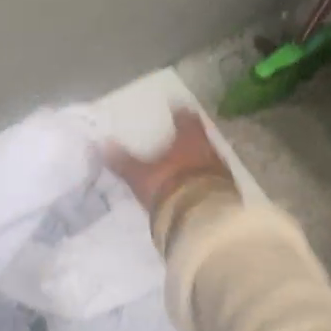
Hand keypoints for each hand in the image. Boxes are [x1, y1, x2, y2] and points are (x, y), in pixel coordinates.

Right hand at [103, 108, 232, 212]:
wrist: (203, 222)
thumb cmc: (170, 188)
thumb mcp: (141, 176)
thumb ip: (124, 162)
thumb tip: (102, 144)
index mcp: (189, 141)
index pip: (187, 120)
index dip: (182, 113)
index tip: (178, 107)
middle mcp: (209, 152)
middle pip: (202, 139)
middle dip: (193, 137)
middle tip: (184, 134)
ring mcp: (222, 174)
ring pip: (211, 159)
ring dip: (201, 159)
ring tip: (191, 162)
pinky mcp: (227, 195)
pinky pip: (216, 181)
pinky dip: (206, 180)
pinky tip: (198, 186)